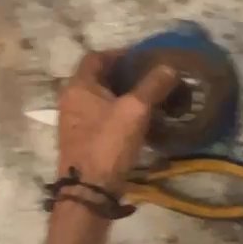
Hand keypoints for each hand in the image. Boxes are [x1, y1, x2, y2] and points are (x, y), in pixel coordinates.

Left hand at [57, 52, 179, 194]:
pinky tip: (140, 123)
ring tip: (151, 99)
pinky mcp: (84, 141)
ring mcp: (75, 122)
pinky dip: (120, 115)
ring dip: (124, 97)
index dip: (120, 54)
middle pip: (99, 78)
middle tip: (152, 78)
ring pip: (102, 100)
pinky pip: (103, 119)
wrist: (90, 190)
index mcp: (79, 86)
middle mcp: (72, 100)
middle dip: (125, 76)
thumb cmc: (108, 143)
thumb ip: (152, 86)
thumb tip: (170, 67)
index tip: (144, 58)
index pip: (96, 57)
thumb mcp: (135, 110)